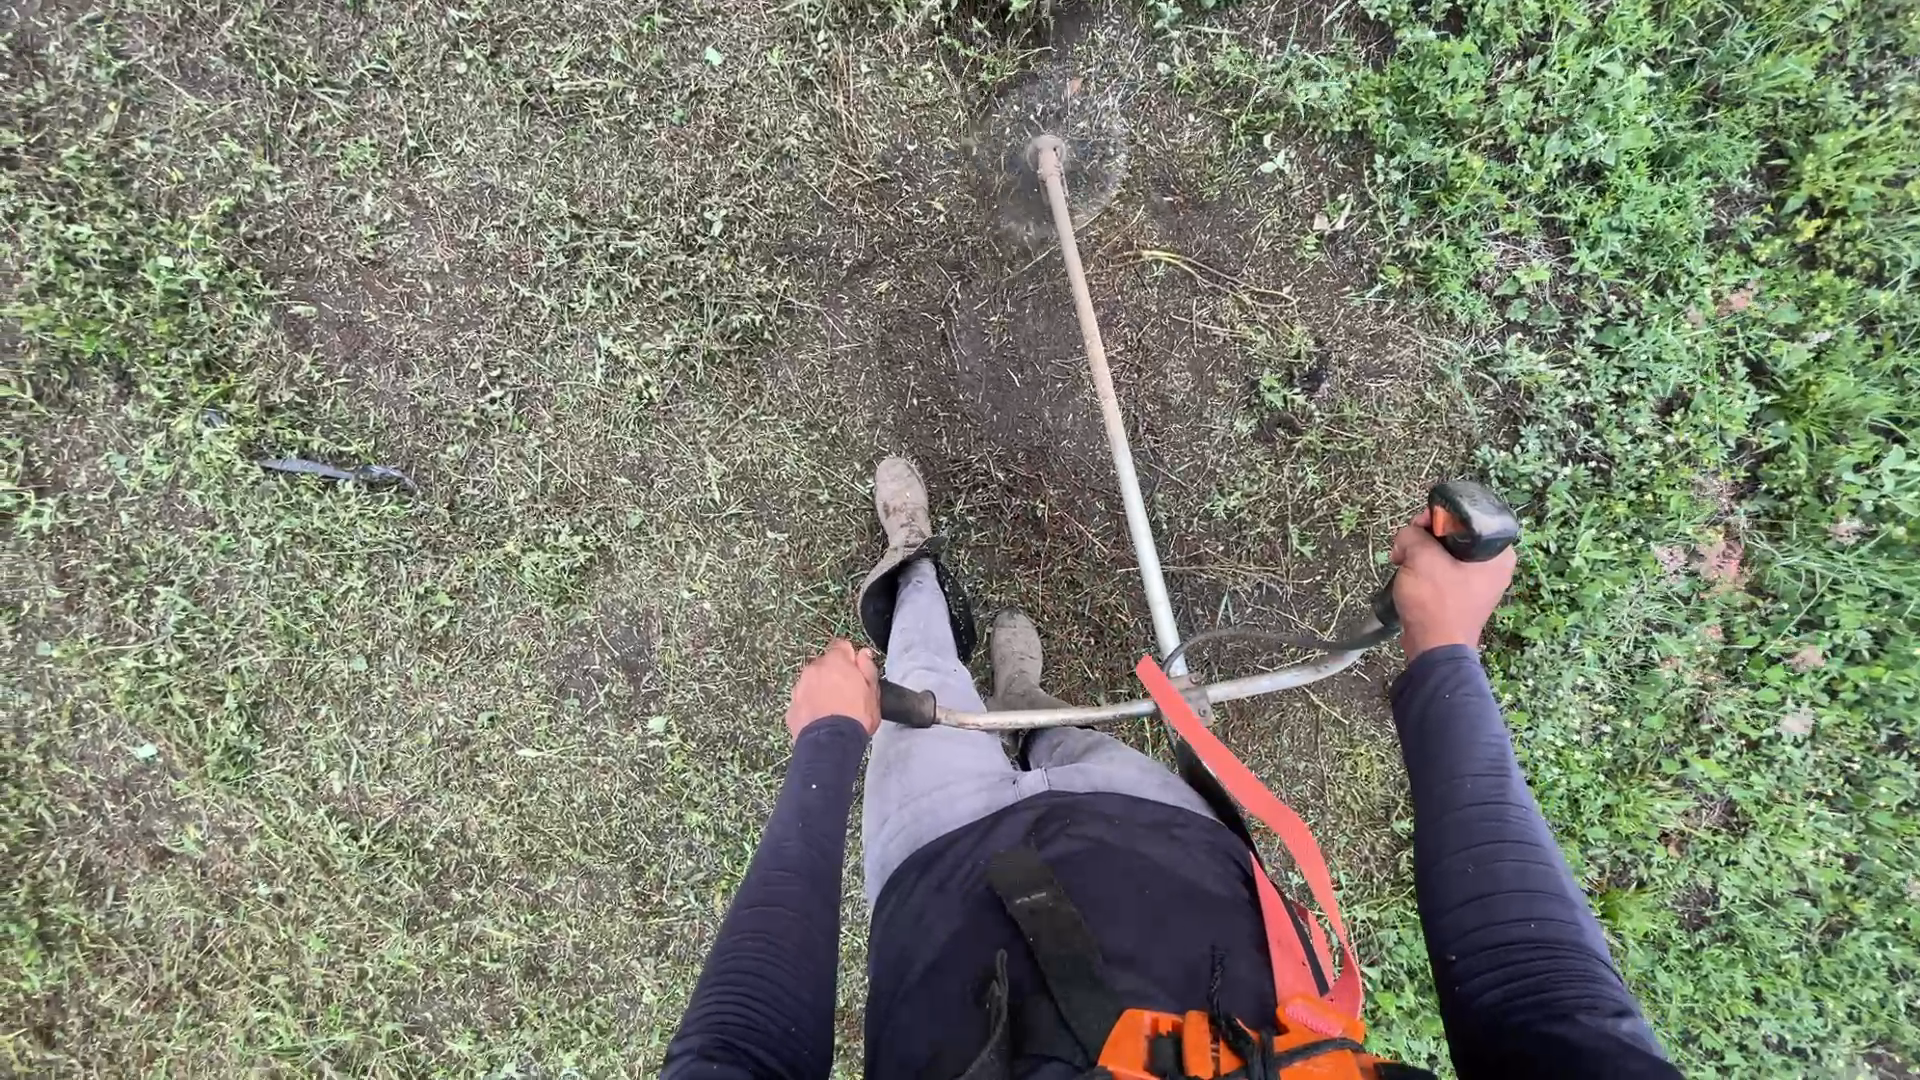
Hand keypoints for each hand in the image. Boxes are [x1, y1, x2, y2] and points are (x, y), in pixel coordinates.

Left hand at [785, 639, 881, 740]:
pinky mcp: (791, 707)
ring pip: (812, 682)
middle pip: (825, 665)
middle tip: (847, 694)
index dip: (850, 658)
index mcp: (835, 661)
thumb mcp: (873, 691)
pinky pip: (803, 701)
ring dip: (820, 690)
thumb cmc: (855, 718)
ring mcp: (799, 688)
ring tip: (834, 710)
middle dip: (834, 675)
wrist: (831, 745)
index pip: (841, 645)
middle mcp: (813, 670)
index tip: (856, 670)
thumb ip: (868, 668)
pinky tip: (822, 720)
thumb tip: (864, 654)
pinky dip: (810, 706)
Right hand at [1391, 509, 1517, 659]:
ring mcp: (1479, 581)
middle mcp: (1494, 564)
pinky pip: (1442, 570)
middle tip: (1404, 550)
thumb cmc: (1435, 601)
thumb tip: (1409, 536)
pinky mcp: (1463, 593)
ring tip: (1402, 565)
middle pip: (1452, 534)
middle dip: (1422, 539)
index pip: (1464, 518)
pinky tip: (1409, 577)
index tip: (1415, 529)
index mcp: (1498, 552)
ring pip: (1443, 552)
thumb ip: (1413, 535)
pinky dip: (1423, 570)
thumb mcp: (1421, 558)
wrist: (1435, 646)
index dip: (1435, 518)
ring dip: (1418, 554)